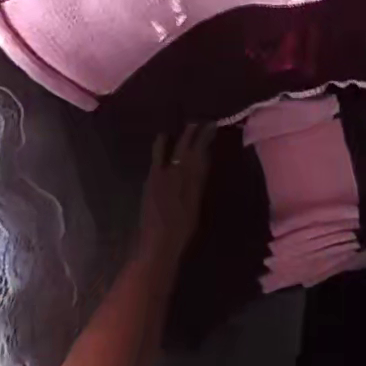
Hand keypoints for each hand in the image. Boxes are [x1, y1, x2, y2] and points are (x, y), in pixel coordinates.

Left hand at [139, 123, 214, 255]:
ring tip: (187, 125)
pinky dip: (161, 144)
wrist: (159, 243)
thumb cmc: (183, 229)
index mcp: (195, 180)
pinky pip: (158, 156)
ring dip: (182, 136)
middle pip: (189, 148)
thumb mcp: (197, 204)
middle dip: (196, 133)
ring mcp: (164, 175)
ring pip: (174, 149)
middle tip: (203, 121)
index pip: (203, 152)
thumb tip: (203, 163)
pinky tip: (162, 137)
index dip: (207, 138)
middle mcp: (180, 173)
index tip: (213, 126)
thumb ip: (199, 183)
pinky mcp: (151, 179)